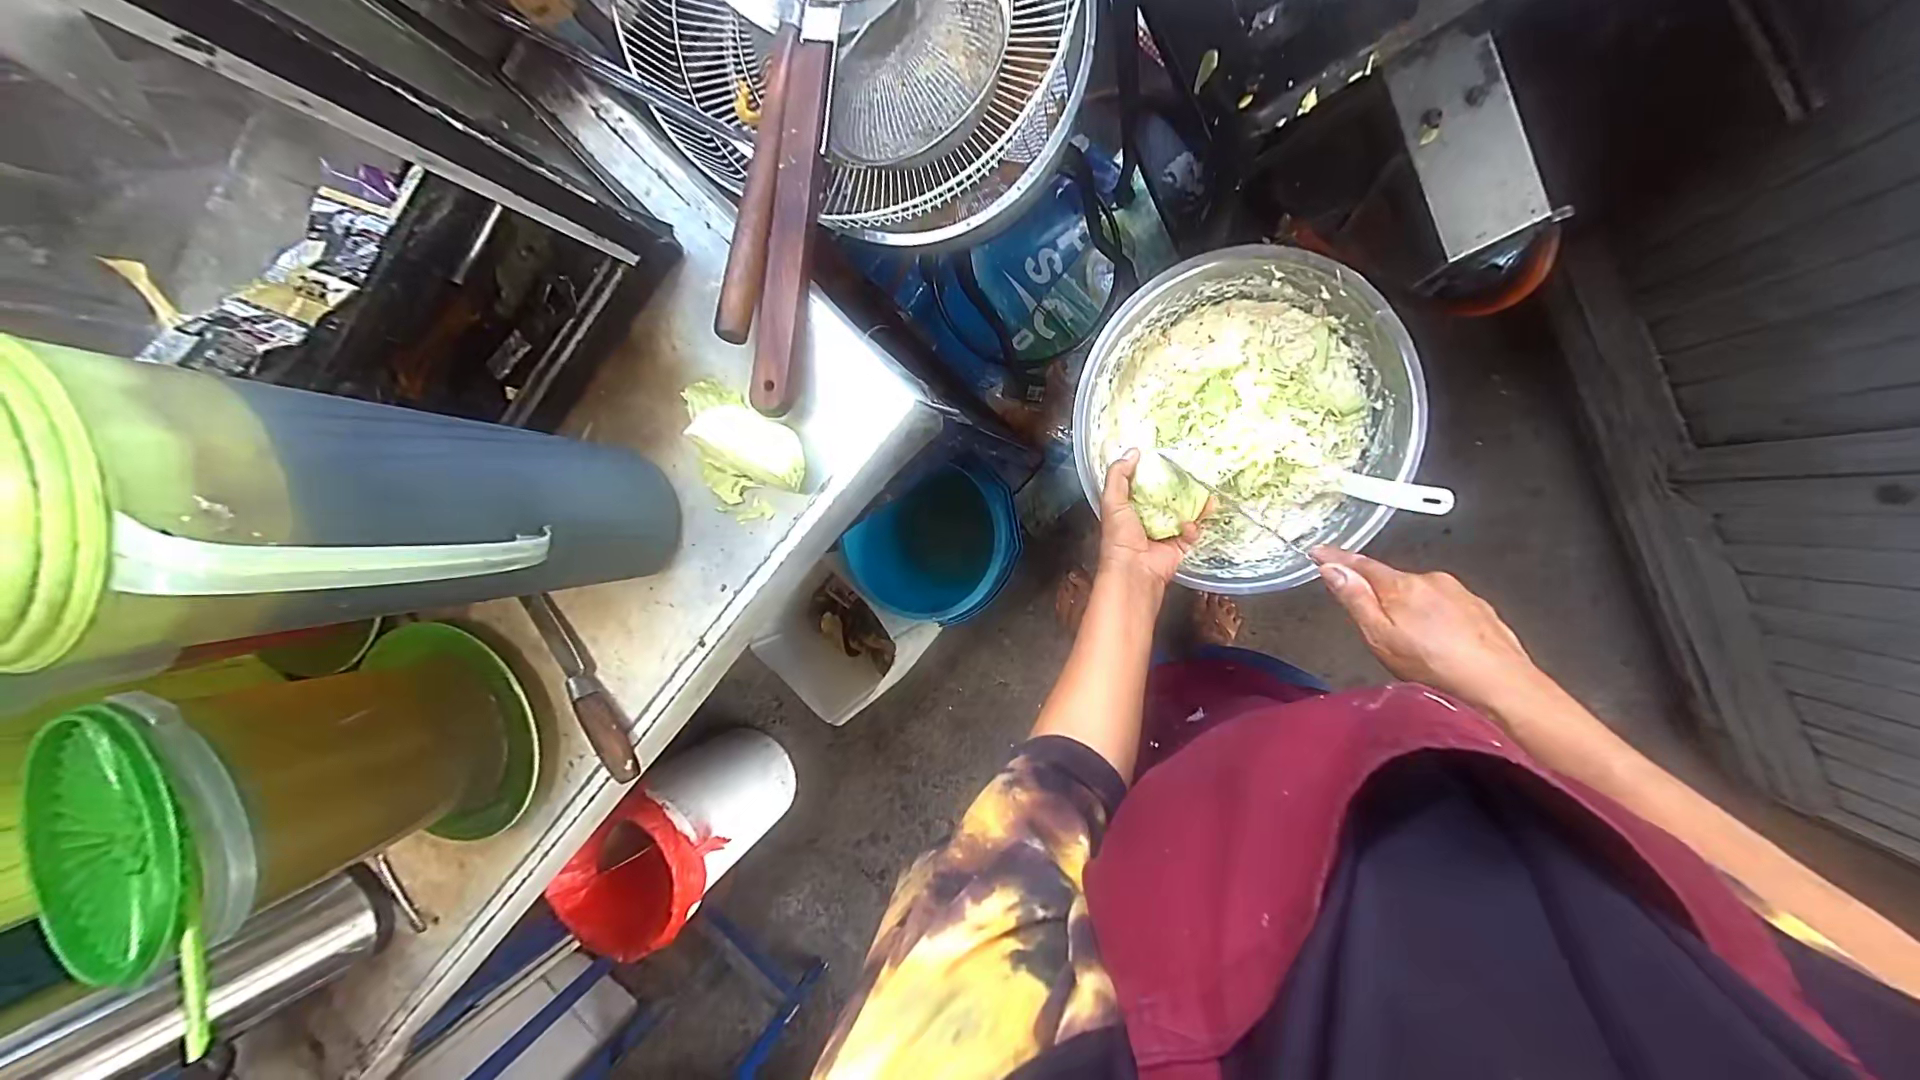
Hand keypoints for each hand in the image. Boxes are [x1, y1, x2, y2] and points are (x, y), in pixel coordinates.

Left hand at [1099, 449, 1200, 585]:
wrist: (1134, 570)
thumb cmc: (1119, 537)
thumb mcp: (1112, 500)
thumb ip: (1118, 475)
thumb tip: (1132, 452)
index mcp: (1128, 507)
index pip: (1143, 485)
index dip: (1152, 472)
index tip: (1166, 456)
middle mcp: (1147, 518)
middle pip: (1167, 497)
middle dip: (1180, 486)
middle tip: (1192, 472)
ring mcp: (1164, 532)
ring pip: (1184, 512)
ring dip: (1195, 503)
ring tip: (1205, 491)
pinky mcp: (1179, 545)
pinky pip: (1193, 531)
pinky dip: (1194, 526)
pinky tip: (1190, 524)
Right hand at [1312, 546, 1544, 710]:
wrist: (1502, 687)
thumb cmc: (1437, 667)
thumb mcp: (1379, 636)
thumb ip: (1354, 599)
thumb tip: (1332, 569)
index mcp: (1402, 585)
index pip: (1359, 563)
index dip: (1335, 557)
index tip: (1318, 552)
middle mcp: (1432, 581)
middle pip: (1389, 579)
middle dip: (1375, 593)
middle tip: (1370, 623)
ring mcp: (1459, 593)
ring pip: (1418, 593)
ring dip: (1406, 608)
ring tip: (1407, 641)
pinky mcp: (1478, 609)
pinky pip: (1442, 606)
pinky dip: (1432, 618)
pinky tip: (1435, 644)